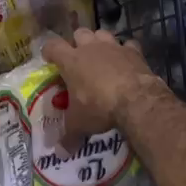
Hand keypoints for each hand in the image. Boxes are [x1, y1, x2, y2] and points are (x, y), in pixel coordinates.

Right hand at [41, 29, 165, 150]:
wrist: (136, 100)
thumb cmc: (99, 107)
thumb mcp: (79, 124)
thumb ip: (68, 135)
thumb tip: (59, 152)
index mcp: (71, 60)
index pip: (52, 46)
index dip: (49, 51)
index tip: (49, 58)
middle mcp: (90, 48)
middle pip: (79, 33)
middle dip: (77, 42)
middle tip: (79, 58)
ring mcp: (113, 47)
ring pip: (102, 33)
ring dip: (100, 42)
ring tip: (101, 56)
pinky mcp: (134, 52)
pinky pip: (128, 45)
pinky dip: (126, 52)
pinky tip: (126, 62)